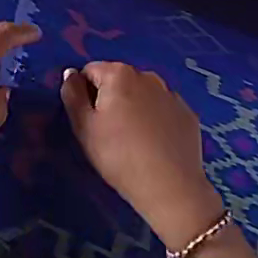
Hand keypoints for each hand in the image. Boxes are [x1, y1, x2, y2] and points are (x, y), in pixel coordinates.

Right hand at [61, 62, 224, 251]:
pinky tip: (155, 144)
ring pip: (142, 94)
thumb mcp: (84, 127)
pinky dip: (156, 119)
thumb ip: (72, 94)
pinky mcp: (187, 114)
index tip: (90, 121)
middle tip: (109, 133)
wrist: (170, 187)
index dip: (84, 94)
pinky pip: (163, 109)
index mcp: (119, 74)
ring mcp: (171, 94)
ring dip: (134, 107)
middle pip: (118, 80)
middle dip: (110, 99)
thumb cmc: (119, 156)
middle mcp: (148, 76)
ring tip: (133, 141)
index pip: (91, 71)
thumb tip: (71, 73)